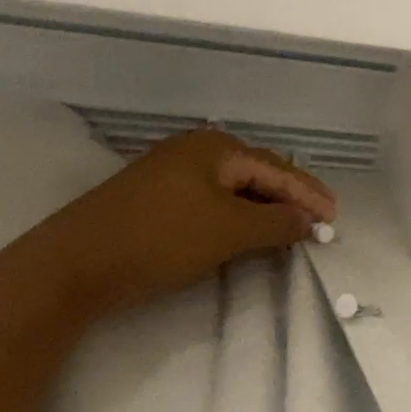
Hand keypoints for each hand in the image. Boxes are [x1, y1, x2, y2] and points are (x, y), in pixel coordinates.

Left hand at [32, 128, 337, 311]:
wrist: (75, 264)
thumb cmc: (160, 238)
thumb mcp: (228, 230)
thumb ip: (275, 222)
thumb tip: (309, 221)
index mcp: (215, 147)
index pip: (277, 168)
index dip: (308, 194)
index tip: (335, 219)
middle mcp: (194, 150)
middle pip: (256, 172)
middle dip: (288, 198)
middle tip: (317, 223)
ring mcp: (170, 172)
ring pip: (232, 188)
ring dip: (262, 208)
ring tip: (288, 229)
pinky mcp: (154, 198)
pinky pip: (211, 201)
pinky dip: (235, 216)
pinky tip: (243, 233)